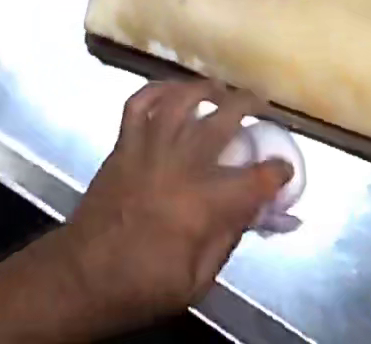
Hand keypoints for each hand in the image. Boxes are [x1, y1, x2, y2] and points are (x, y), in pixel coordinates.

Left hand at [41, 80, 291, 336]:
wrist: (84, 273)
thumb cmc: (144, 284)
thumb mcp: (198, 278)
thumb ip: (229, 238)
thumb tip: (260, 213)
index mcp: (202, 204)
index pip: (252, 180)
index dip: (276, 172)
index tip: (285, 166)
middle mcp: (178, 165)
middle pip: (218, 122)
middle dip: (245, 106)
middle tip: (259, 103)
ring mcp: (146, 148)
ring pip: (178, 102)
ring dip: (202, 89)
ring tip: (218, 87)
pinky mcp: (122, 144)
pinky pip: (138, 104)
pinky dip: (155, 90)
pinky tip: (170, 89)